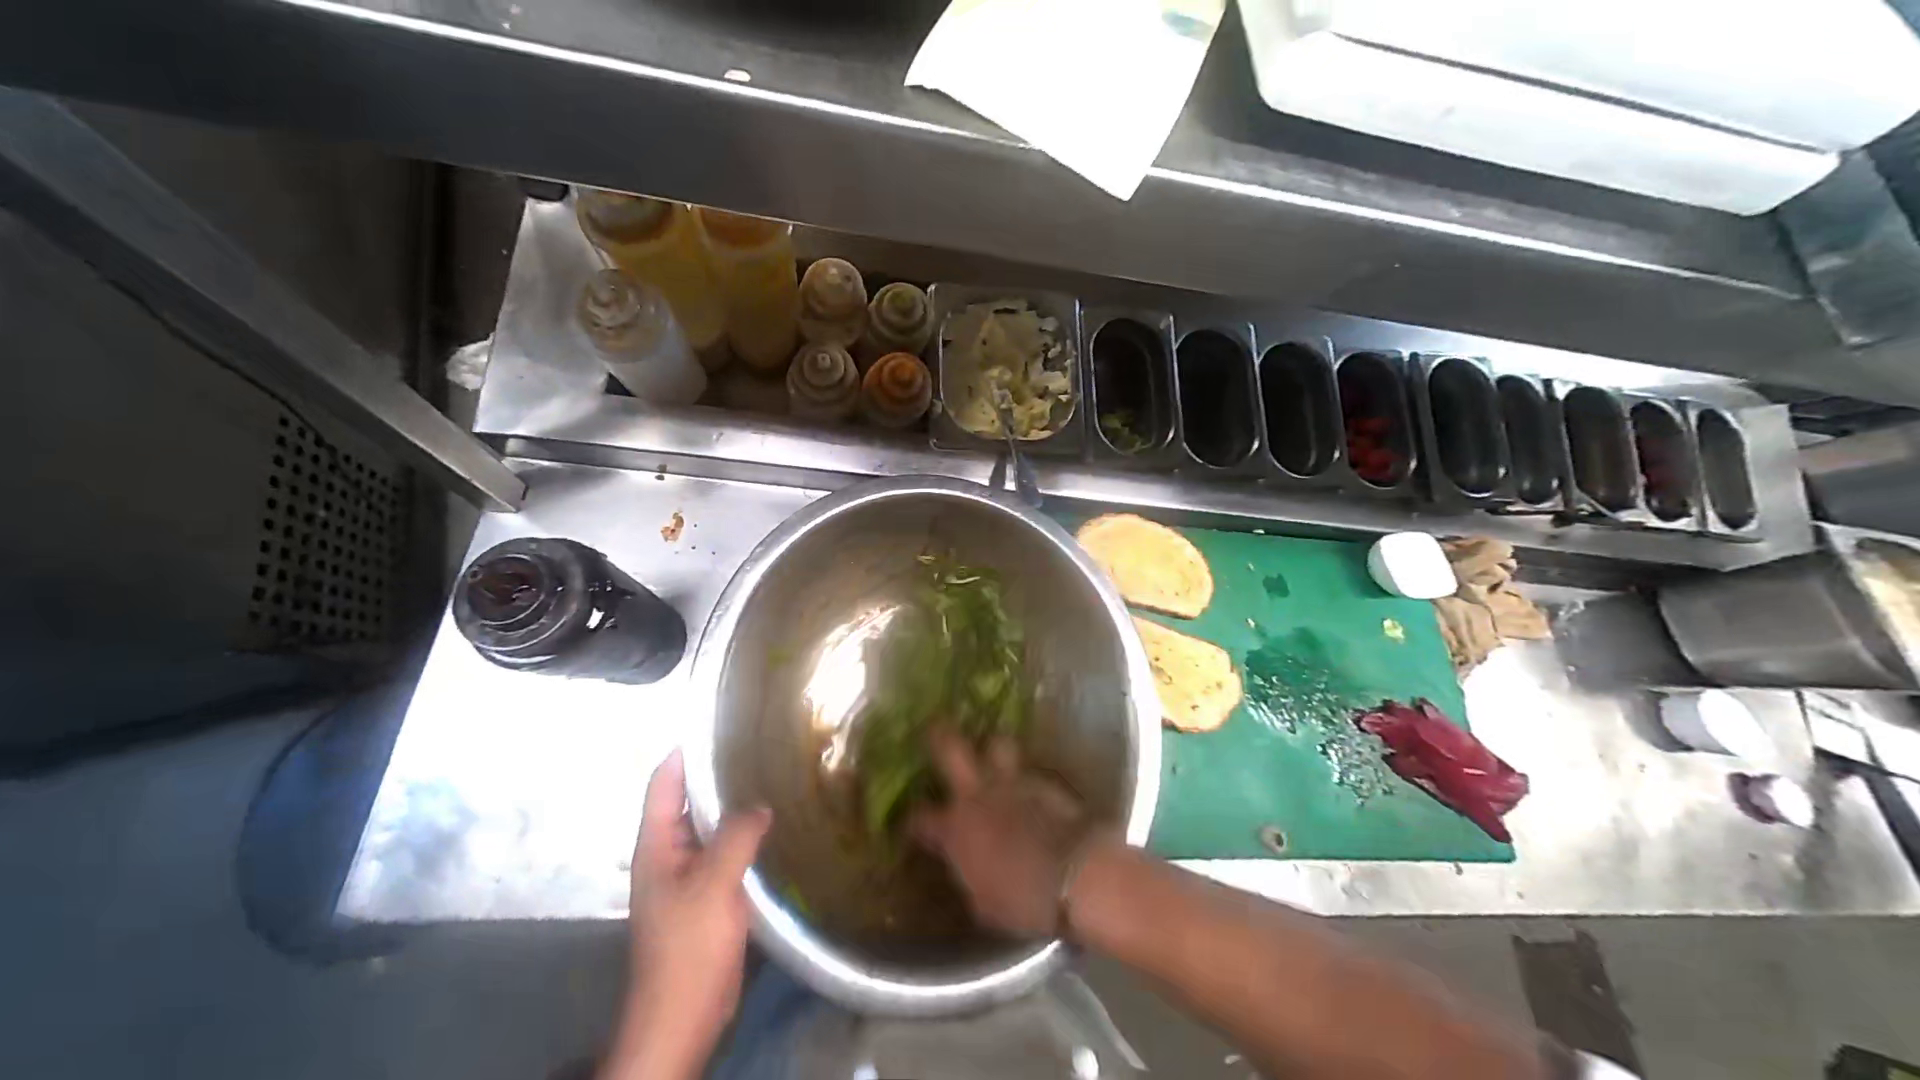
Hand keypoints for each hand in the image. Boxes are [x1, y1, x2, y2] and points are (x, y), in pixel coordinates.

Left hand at [606, 750, 770, 1079]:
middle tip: (760, 747)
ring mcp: (689, 877)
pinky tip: (776, 826)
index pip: (665, 783)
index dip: (685, 752)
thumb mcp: (713, 884)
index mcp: (656, 845)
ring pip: (712, 828)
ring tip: (773, 777)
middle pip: (690, 802)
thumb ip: (736, 836)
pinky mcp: (709, 896)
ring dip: (735, 807)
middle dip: (718, 776)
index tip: (718, 725)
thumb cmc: (688, 946)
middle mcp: (669, 854)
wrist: (683, 1015)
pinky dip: (747, 836)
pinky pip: (727, 853)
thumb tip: (761, 805)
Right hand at [908, 730, 1093, 938]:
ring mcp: (1013, 783)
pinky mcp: (1046, 782)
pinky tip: (1033, 788)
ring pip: (997, 745)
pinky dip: (1028, 778)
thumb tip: (970, 870)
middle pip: (951, 750)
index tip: (912, 823)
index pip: (921, 819)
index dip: (913, 820)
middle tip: (934, 727)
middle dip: (939, 736)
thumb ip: (971, 877)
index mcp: (955, 830)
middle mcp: (978, 796)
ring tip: (995, 752)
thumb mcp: (984, 903)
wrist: (1075, 876)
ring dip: (994, 748)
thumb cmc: (1023, 901)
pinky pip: (1031, 771)